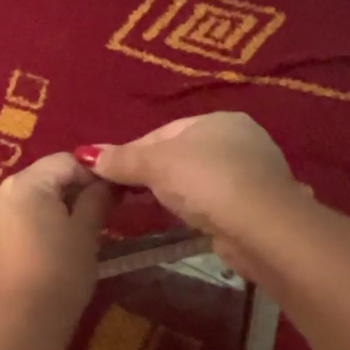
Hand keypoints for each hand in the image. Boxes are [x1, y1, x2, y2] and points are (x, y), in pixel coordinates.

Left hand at [0, 153, 112, 331]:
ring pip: (28, 195)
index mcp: (24, 182)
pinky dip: (35, 219)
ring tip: (78, 230)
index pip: (65, 161)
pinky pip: (15, 214)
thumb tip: (108, 183)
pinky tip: (52, 241)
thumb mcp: (86, 233)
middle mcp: (0, 189)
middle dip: (72, 188)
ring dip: (54, 204)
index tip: (115, 194)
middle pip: (43, 176)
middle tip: (101, 212)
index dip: (93, 174)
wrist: (22, 320)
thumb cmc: (60, 272)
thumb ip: (97, 200)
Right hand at [79, 112, 302, 243]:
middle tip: (133, 194)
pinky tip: (193, 222)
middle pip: (182, 155)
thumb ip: (120, 159)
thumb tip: (85, 155)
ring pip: (202, 180)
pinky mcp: (264, 206)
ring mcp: (257, 173)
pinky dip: (204, 210)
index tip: (114, 175)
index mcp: (219, 119)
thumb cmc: (205, 182)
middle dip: (157, 174)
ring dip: (181, 193)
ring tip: (162, 210)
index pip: (163, 132)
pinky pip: (220, 202)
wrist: (263, 229)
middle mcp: (243, 139)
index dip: (134, 153)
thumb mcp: (153, 165)